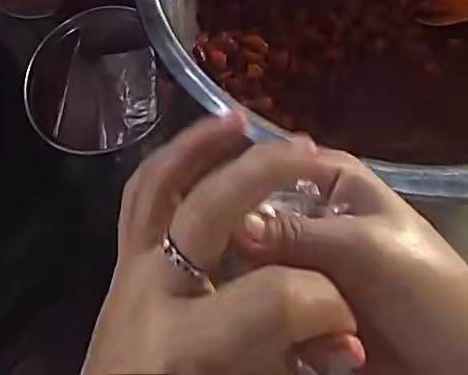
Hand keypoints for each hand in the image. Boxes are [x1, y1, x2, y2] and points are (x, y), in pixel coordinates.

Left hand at [82, 115, 365, 374]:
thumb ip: (295, 365)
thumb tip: (349, 336)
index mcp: (183, 347)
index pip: (270, 300)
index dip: (321, 302)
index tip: (348, 315)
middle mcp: (148, 295)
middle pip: (207, 210)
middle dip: (262, 174)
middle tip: (307, 152)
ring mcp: (125, 270)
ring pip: (157, 183)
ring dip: (199, 143)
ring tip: (237, 118)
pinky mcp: (119, 261)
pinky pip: (139, 196)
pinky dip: (170, 163)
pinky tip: (197, 146)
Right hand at [234, 147, 467, 374]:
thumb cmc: (431, 293)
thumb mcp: (366, 251)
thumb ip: (297, 233)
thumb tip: (230, 224)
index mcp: (329, 176)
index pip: (267, 165)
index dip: (240, 188)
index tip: (220, 225)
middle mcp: (312, 213)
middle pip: (256, 221)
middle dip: (255, 257)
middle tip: (259, 288)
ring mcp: (309, 264)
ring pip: (258, 270)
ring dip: (272, 302)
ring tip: (304, 332)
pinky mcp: (307, 310)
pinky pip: (272, 310)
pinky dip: (283, 330)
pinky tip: (305, 352)